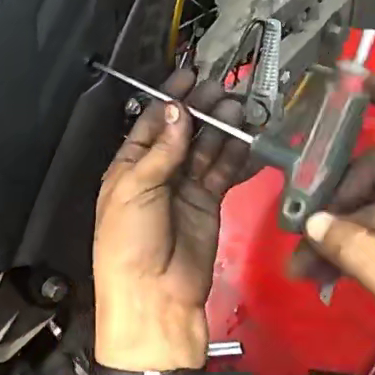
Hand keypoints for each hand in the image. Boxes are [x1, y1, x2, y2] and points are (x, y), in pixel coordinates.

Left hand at [92, 69, 251, 371]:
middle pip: (183, 132)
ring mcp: (185, 188)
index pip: (151, 123)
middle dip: (201, 109)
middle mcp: (157, 173)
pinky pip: (223, 172)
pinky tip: (246, 136)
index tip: (189, 76)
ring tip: (238, 107)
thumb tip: (178, 110)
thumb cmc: (130, 241)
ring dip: (221, 128)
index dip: (170, 99)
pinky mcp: (209, 203)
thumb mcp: (134, 190)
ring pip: (206, 148)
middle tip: (221, 89)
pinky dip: (235, 154)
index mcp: (128, 167)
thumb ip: (161, 150)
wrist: (154, 297)